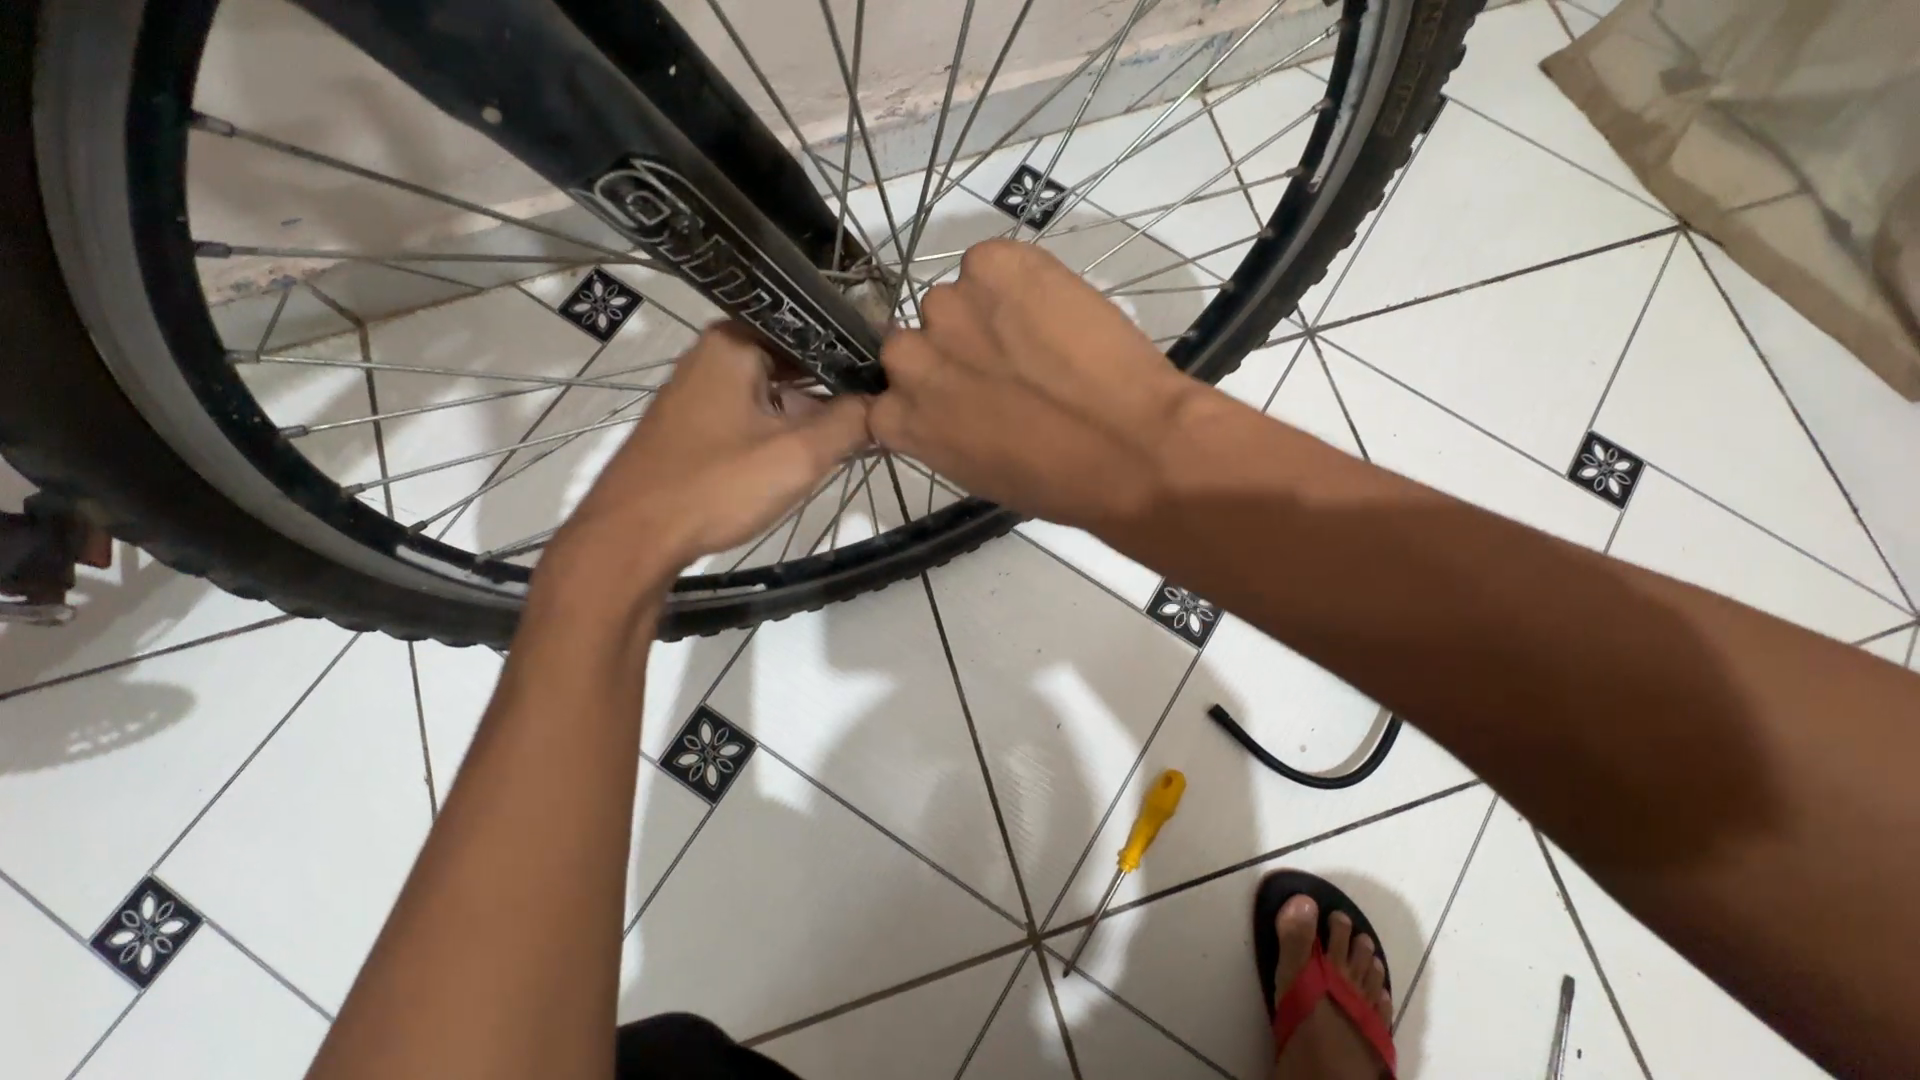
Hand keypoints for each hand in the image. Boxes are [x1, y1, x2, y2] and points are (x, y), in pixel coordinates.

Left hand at [547, 323, 870, 582]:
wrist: (632, 538)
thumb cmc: (716, 486)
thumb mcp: (798, 455)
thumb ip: (851, 423)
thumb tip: (883, 405)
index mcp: (736, 341)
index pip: (815, 332)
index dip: (857, 356)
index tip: (893, 382)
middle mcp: (714, 353)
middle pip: (796, 361)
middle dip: (836, 389)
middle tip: (879, 415)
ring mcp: (700, 389)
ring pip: (775, 390)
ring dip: (811, 413)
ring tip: (855, 435)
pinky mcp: (694, 424)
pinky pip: (753, 412)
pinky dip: (782, 429)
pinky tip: (808, 453)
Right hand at [870, 239, 1202, 530]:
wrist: (1131, 447)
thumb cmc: (1059, 481)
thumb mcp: (978, 472)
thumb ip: (943, 432)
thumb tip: (953, 406)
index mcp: (902, 419)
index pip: (883, 394)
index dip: (924, 392)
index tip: (957, 398)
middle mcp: (909, 358)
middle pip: (914, 342)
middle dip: (951, 352)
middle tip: (1004, 369)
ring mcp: (949, 306)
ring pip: (954, 301)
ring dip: (984, 314)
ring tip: (1038, 339)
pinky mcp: (992, 264)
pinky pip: (990, 263)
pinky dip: (1016, 279)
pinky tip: (1051, 308)